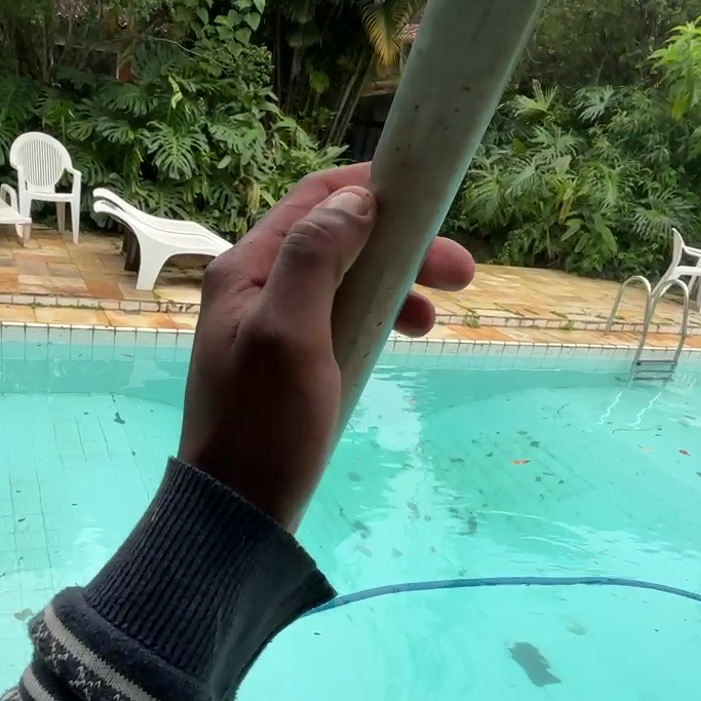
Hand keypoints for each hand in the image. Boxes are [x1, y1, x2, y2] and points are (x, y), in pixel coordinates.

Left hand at [178, 163, 475, 529]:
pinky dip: (374, 321)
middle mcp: (255, 289)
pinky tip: (399, 339)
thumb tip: (355, 202)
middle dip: (398, 247)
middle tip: (462, 273)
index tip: (430, 202)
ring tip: (435, 318)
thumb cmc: (263, 425)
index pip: (313, 201)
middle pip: (336, 242)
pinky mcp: (289, 363)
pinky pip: (338, 322)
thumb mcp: (288, 334)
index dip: (371, 190)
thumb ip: (315, 259)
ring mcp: (271, 328)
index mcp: (246, 270)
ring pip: (343, 284)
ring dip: (393, 287)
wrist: (238, 510)